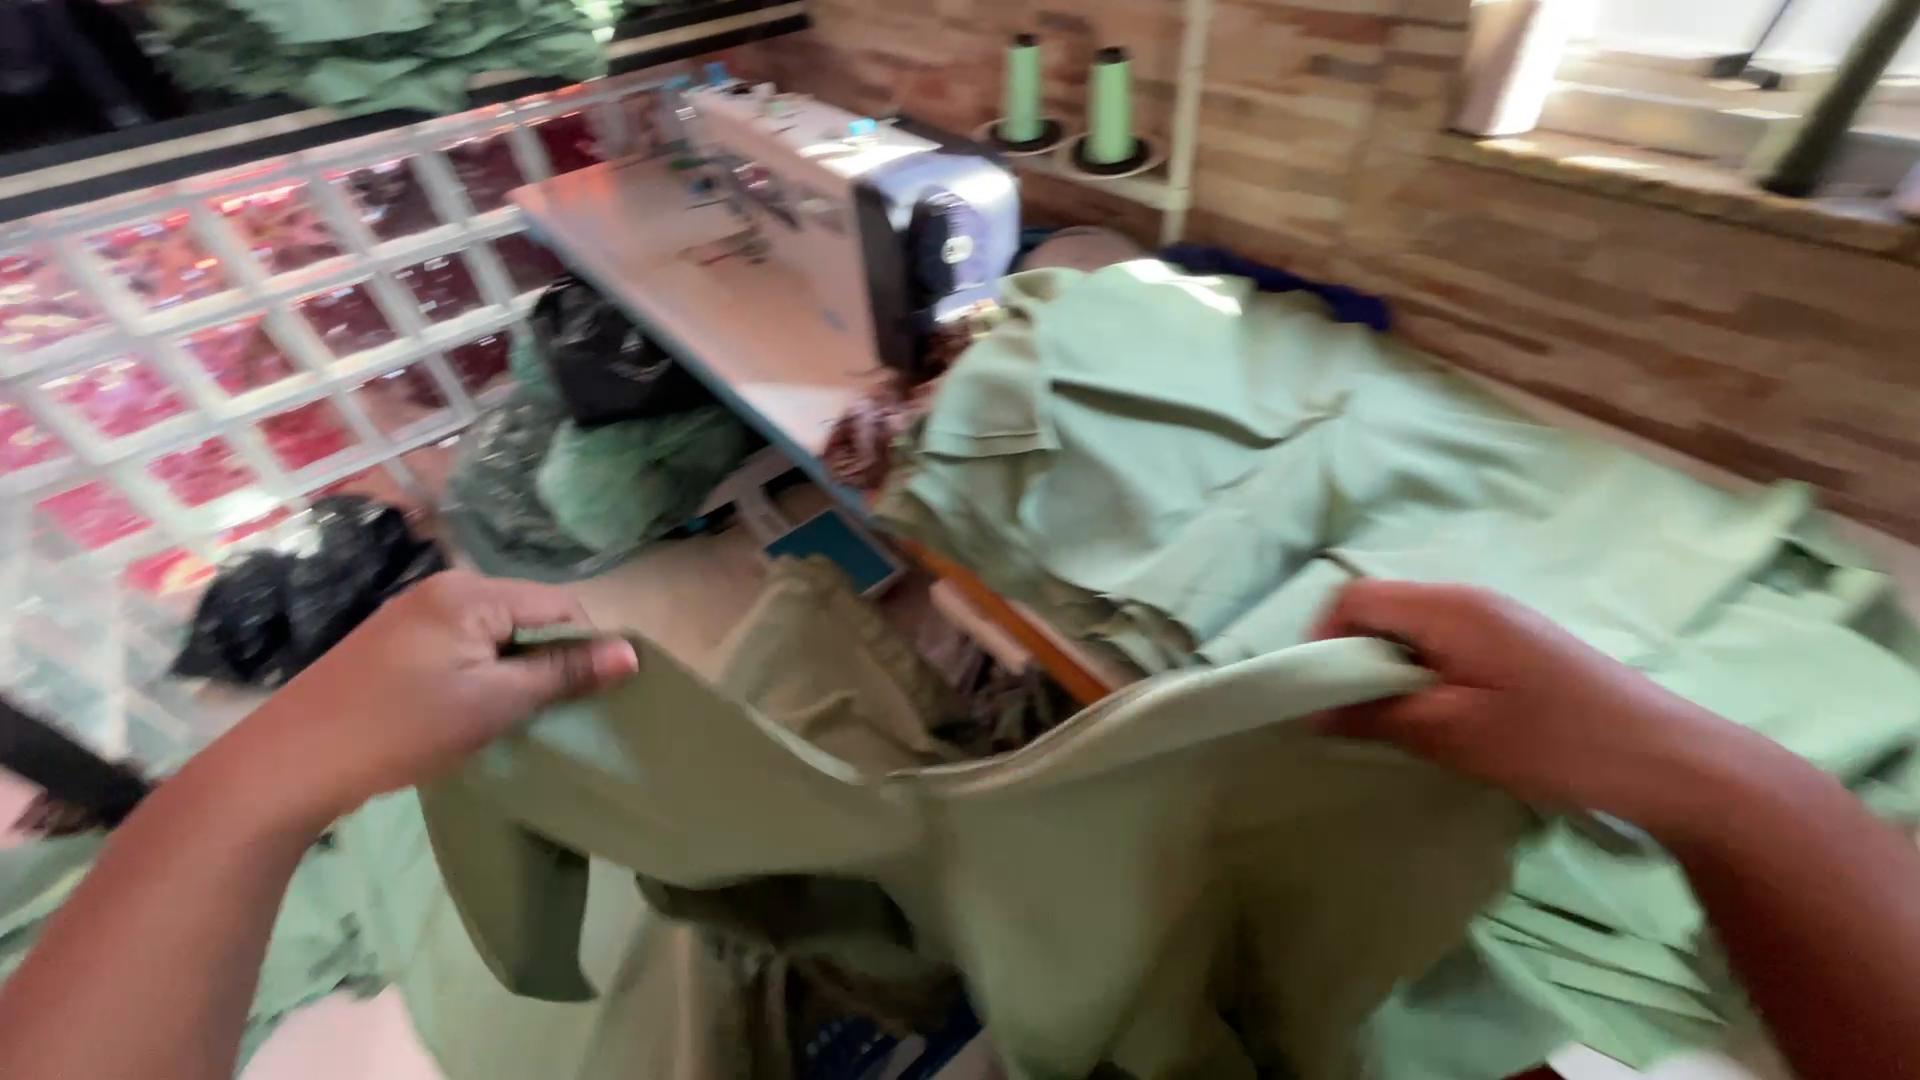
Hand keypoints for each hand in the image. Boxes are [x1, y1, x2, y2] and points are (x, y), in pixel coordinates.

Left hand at [197, 569, 638, 832]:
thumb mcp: (496, 703)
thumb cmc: (400, 729)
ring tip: (504, 712)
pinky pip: (467, 641)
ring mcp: (416, 611)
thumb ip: (566, 672)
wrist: (281, 768)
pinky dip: (483, 669)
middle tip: (539, 709)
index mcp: (472, 592)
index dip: (584, 647)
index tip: (580, 695)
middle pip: (530, 614)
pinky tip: (467, 706)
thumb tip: (633, 653)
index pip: (562, 606)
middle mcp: (446, 588)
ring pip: (499, 631)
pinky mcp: (397, 638)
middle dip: (546, 658)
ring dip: (515, 667)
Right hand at [1309, 580, 1773, 840]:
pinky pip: (1440, 642)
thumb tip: (1310, 715)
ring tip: (1398, 717)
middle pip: (1380, 608)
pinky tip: (1443, 713)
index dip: (1323, 637)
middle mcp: (1469, 599)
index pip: (1354, 597)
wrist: (1678, 765)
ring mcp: (1496, 618)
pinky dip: (1419, 671)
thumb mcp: (1452, 734)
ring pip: (1409, 628)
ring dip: (1386, 668)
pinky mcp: (1515, 642)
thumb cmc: (1556, 743)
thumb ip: (1373, 715)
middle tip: (1354, 711)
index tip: (1319, 691)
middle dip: (1352, 656)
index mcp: (1450, 608)